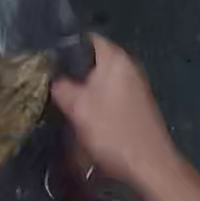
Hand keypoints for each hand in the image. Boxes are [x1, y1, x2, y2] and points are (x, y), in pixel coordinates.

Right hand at [50, 35, 180, 188]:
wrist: (149, 163)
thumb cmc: (112, 130)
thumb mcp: (78, 109)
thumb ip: (62, 88)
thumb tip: (55, 79)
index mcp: (115, 57)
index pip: (88, 37)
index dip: (67, 45)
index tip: (50, 58)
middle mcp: (128, 63)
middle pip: (95, 57)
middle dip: (75, 69)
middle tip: (54, 82)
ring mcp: (136, 81)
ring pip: (104, 76)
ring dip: (87, 86)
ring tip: (68, 100)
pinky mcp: (139, 100)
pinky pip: (113, 90)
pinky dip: (100, 97)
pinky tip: (89, 114)